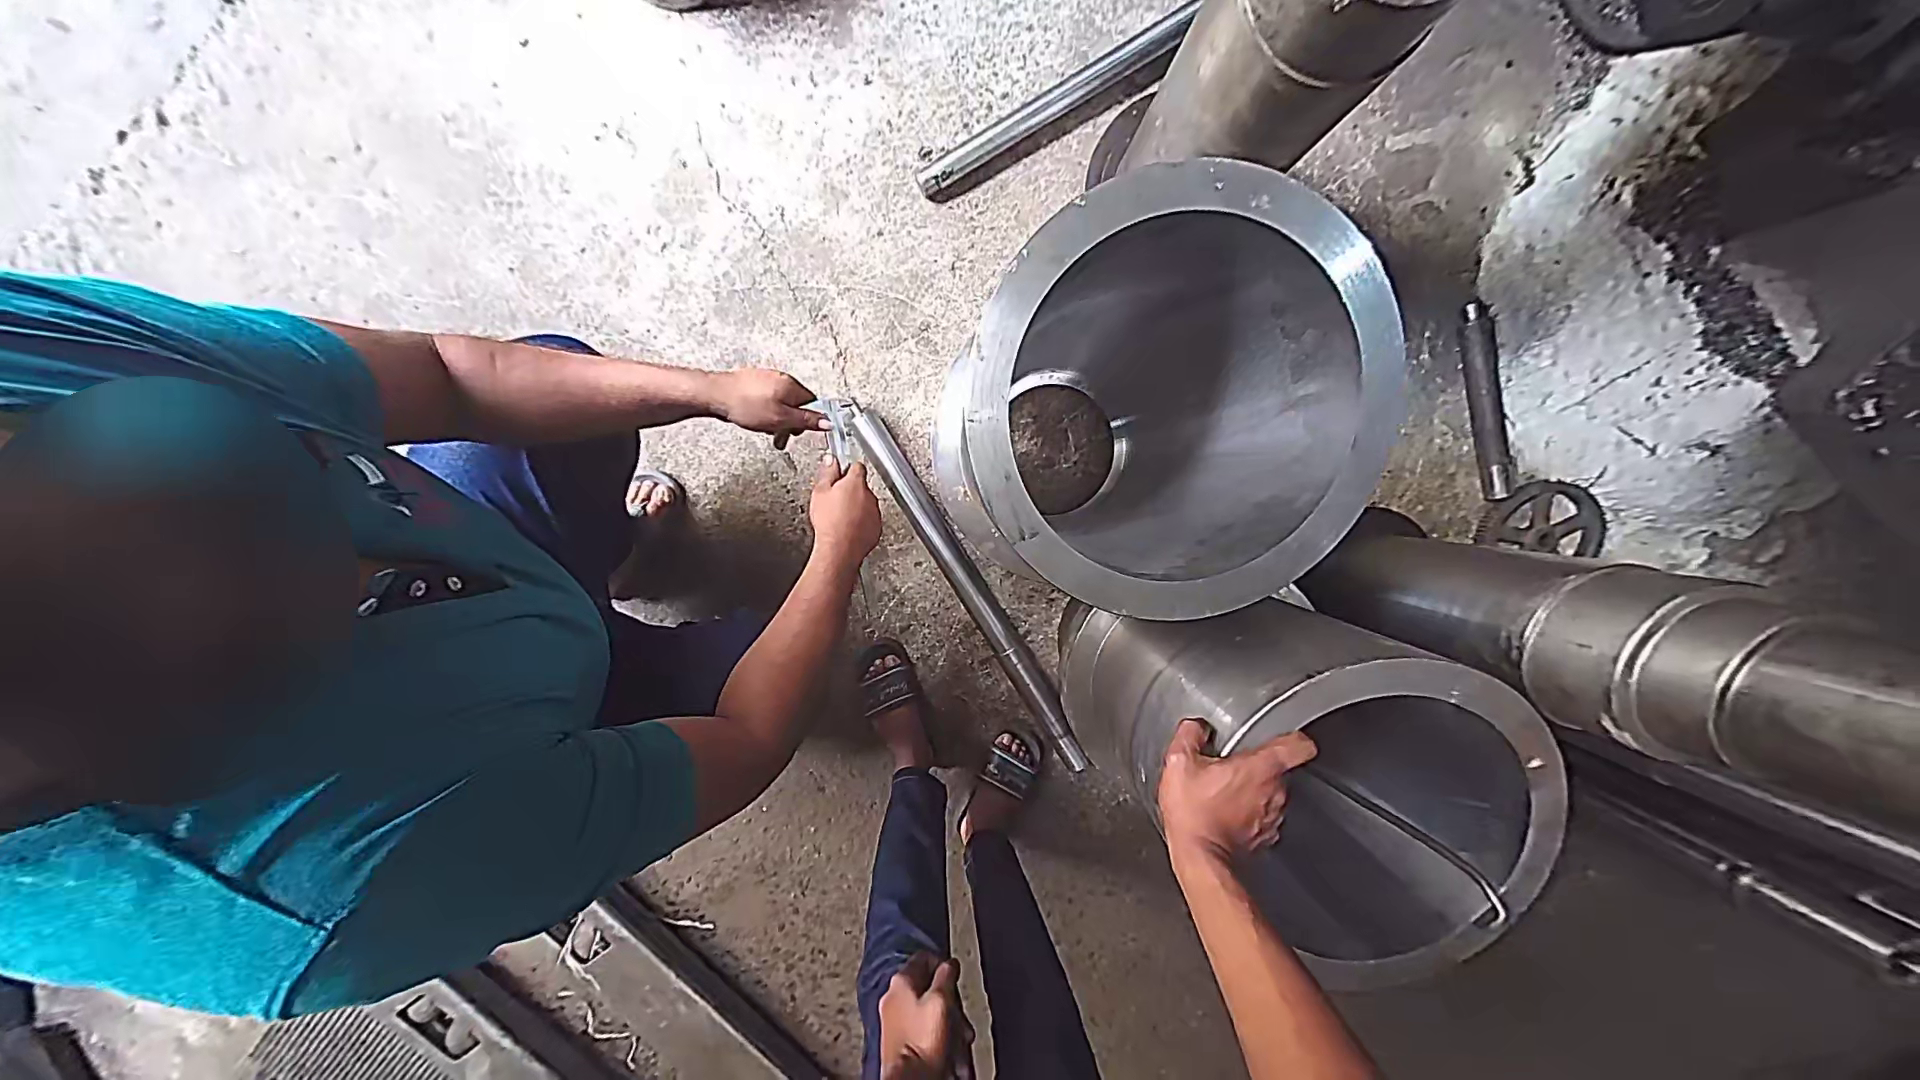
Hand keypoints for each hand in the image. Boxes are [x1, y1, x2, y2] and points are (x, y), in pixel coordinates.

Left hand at [709, 369, 829, 448]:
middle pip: (796, 403)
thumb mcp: (781, 419)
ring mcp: (765, 379)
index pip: (813, 403)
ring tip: (764, 428)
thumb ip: (806, 420)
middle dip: (790, 421)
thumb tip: (827, 422)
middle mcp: (780, 378)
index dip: (809, 420)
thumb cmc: (745, 405)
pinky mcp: (752, 383)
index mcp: (791, 385)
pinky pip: (767, 400)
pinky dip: (765, 411)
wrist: (714, 395)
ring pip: (781, 403)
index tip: (799, 430)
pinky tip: (754, 419)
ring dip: (776, 419)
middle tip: (780, 434)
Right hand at [810, 457, 881, 564]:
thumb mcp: (820, 492)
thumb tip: (831, 460)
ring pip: (866, 504)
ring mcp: (874, 512)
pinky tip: (848, 528)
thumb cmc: (830, 523)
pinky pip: (869, 520)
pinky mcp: (876, 528)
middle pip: (861, 487)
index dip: (847, 470)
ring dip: (857, 508)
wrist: (840, 549)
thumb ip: (827, 473)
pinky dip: (861, 523)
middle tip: (835, 500)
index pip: (857, 467)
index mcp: (856, 483)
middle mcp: (869, 496)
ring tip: (840, 517)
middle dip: (851, 491)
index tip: (840, 474)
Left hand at [878, 952, 972, 1079]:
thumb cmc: (922, 1042)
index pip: (924, 957)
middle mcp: (893, 997)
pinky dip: (937, 1033)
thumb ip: (946, 975)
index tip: (955, 978)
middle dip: (949, 1000)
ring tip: (960, 1037)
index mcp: (900, 981)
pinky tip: (949, 1046)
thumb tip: (949, 963)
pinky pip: (922, 1028)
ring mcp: (893, 1019)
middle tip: (960, 1016)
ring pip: (927, 1009)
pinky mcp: (897, 1039)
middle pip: (928, 986)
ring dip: (947, 1020)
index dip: (943, 965)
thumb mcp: (941, 1000)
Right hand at [1158, 719, 1317, 862]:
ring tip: (1221, 790)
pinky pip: (1262, 813)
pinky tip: (1223, 810)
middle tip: (1227, 766)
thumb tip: (1195, 727)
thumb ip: (1190, 735)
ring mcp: (1274, 816)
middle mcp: (1275, 791)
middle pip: (1278, 767)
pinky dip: (1248, 810)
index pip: (1299, 746)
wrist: (1200, 858)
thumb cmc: (1194, 813)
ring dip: (1251, 788)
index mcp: (1261, 768)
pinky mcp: (1266, 835)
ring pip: (1270, 791)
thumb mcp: (1178, 763)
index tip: (1282, 736)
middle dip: (1254, 764)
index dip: (1293, 737)